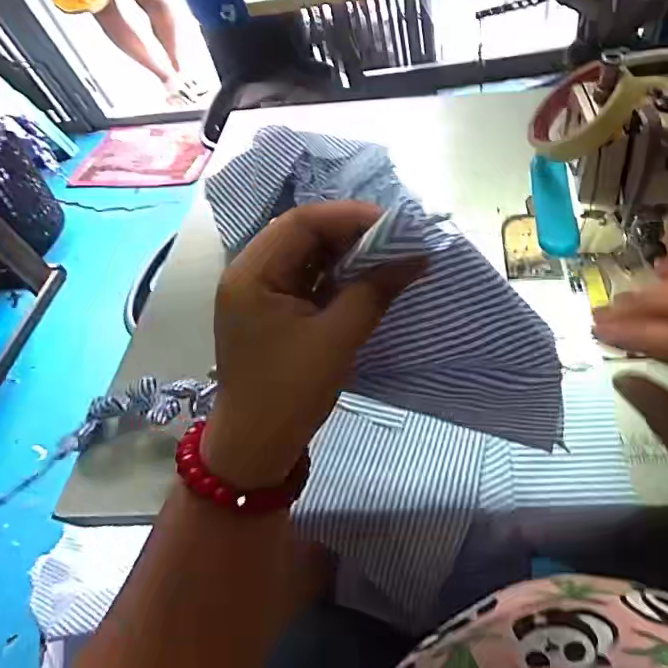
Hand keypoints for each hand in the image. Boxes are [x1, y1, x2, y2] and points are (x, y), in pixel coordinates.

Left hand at [204, 201, 423, 488]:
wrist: (255, 451)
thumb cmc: (290, 392)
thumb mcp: (338, 337)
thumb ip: (376, 290)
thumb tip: (418, 257)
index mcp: (252, 274)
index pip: (302, 222)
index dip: (349, 216)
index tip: (394, 225)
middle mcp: (250, 274)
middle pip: (303, 232)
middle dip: (351, 231)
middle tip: (396, 239)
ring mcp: (259, 292)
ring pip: (307, 253)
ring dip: (346, 251)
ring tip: (388, 254)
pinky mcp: (273, 310)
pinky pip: (308, 276)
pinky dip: (338, 273)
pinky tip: (367, 276)